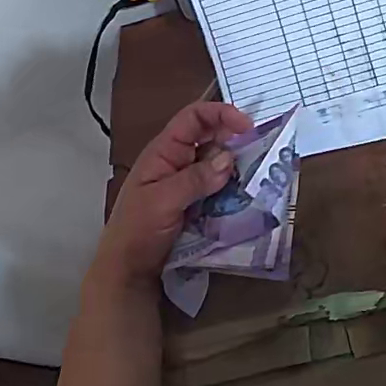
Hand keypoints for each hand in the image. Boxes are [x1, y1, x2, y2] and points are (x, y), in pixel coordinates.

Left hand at [93, 100, 252, 288]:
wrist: (127, 272)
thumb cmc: (137, 231)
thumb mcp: (163, 201)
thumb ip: (195, 179)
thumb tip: (229, 158)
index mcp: (164, 151)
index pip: (193, 117)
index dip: (220, 113)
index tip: (246, 126)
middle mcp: (178, 161)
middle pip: (210, 137)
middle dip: (234, 139)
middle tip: (257, 153)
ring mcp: (188, 182)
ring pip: (218, 162)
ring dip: (237, 166)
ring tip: (257, 174)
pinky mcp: (197, 202)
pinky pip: (219, 186)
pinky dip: (234, 187)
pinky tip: (247, 194)